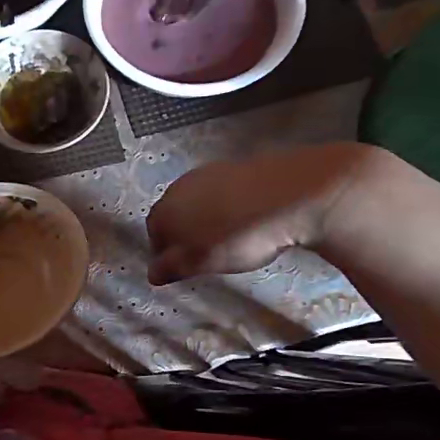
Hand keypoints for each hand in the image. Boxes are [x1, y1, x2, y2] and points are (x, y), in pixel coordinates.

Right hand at [146, 142, 382, 283]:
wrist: (287, 195)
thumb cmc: (236, 236)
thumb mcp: (201, 261)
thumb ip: (173, 266)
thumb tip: (152, 272)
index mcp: (166, 210)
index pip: (154, 233)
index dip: (165, 252)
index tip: (181, 267)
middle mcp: (182, 186)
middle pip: (175, 213)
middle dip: (185, 233)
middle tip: (204, 254)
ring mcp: (211, 172)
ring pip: (200, 201)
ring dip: (207, 218)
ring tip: (227, 238)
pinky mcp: (239, 166)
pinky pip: (224, 193)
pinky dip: (229, 207)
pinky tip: (246, 220)